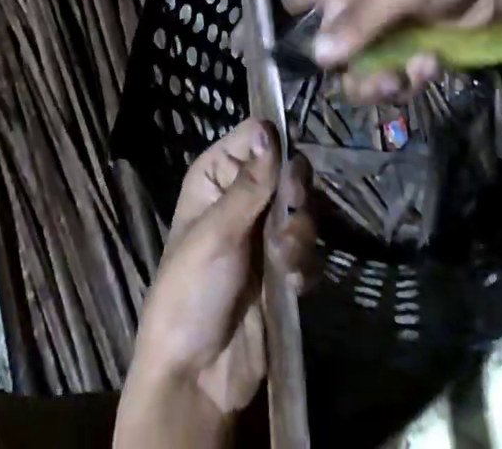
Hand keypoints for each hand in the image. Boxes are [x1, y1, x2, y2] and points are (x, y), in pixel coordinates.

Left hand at [116, 119, 316, 448]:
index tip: (287, 170)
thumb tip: (268, 128)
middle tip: (290, 214)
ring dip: (301, 234)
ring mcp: (265, 233)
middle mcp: (242, 197)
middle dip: (296, 194)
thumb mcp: (216, 232)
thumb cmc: (191, 290)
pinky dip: (305, 265)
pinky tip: (291, 285)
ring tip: (284, 261)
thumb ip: (249, 184)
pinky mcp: (284, 268)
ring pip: (304, 210)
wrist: (198, 373)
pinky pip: (310, 250)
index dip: (276, 146)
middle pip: (289, 171)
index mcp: (215, 177)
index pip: (255, 137)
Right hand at [282, 0, 501, 102]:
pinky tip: (432, 64)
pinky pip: (391, 75)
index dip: (290, 22)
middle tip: (381, 79)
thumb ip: (361, 21)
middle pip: (327, 49)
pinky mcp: (407, 49)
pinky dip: (410, 77)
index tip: (298, 53)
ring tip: (409, 76)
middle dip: (350, 70)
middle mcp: (354, 3)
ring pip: (357, 70)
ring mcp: (381, 29)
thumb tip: (318, 57)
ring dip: (380, 81)